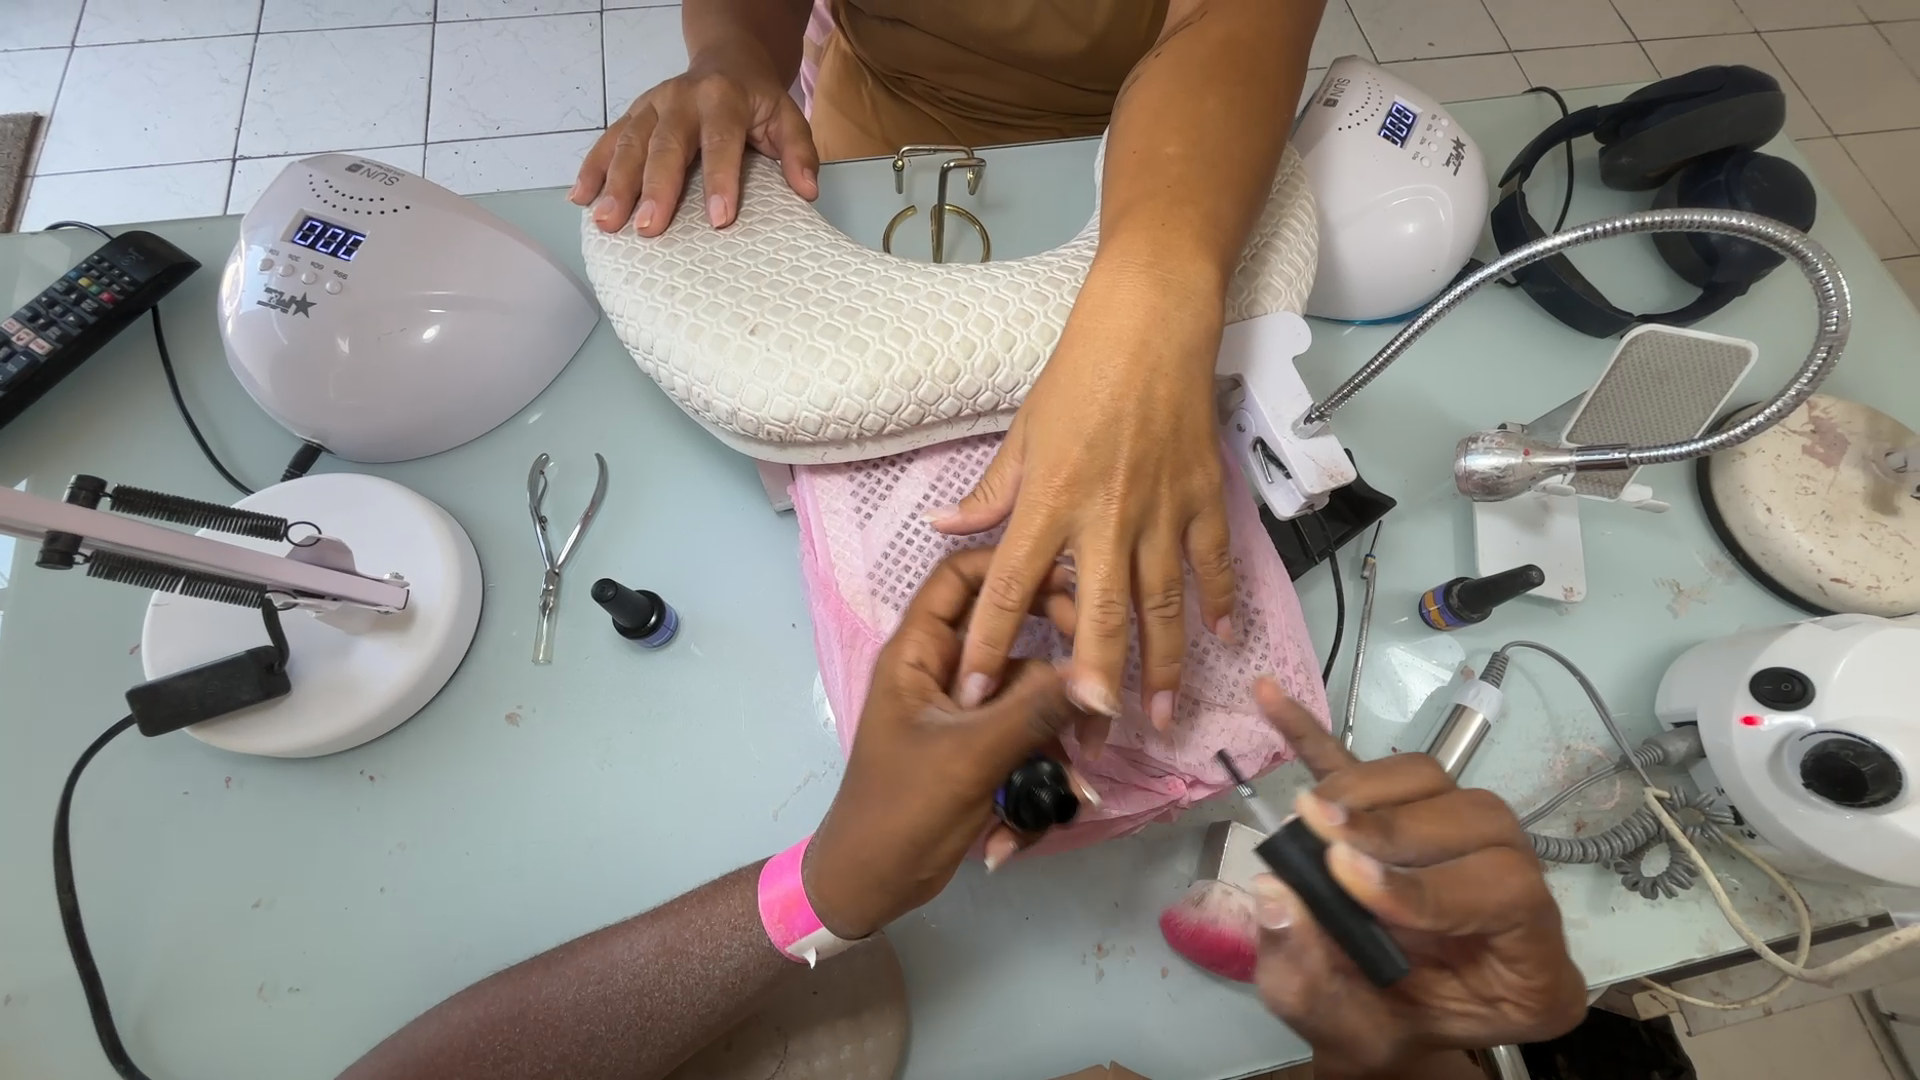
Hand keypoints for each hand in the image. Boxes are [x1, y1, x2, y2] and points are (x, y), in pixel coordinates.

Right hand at [571, 57, 817, 234]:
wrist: (728, 59)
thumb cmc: (759, 103)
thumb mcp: (789, 118)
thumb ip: (799, 153)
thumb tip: (808, 192)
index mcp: (722, 99)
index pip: (720, 142)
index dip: (720, 180)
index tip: (719, 220)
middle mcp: (680, 98)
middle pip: (664, 144)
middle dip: (654, 188)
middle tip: (647, 228)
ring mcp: (651, 105)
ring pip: (628, 143)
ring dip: (614, 184)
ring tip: (607, 222)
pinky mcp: (634, 115)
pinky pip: (608, 141)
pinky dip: (592, 169)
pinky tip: (580, 199)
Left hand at [802, 549, 1088, 938]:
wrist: (872, 887)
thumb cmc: (900, 811)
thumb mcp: (969, 757)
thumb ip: (1035, 711)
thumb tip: (1100, 677)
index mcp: (918, 651)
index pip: (958, 576)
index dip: (1008, 564)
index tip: (1069, 575)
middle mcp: (945, 670)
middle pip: (1010, 638)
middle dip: (1054, 674)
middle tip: (1093, 690)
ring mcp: (967, 710)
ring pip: (1028, 697)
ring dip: (1051, 744)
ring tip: (1070, 787)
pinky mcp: (984, 746)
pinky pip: (1026, 740)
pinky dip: (1035, 778)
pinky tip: (1021, 828)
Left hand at [931, 260, 1235, 730]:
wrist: (1149, 326)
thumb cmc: (1076, 378)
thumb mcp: (1021, 433)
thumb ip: (989, 492)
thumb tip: (945, 527)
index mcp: (1048, 502)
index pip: (1009, 587)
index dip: (989, 643)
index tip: (976, 695)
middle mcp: (1103, 519)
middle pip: (1097, 613)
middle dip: (1092, 680)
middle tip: (1090, 735)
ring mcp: (1161, 512)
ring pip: (1162, 602)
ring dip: (1163, 663)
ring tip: (1159, 716)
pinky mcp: (1204, 498)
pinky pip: (1213, 561)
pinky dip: (1219, 600)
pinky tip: (1221, 639)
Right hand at [1246, 679, 1586, 1077]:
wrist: (1357, 1010)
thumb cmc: (1363, 1027)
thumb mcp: (1334, 1023)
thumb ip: (1305, 974)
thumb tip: (1274, 894)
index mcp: (1527, 965)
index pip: (1508, 895)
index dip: (1427, 881)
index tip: (1344, 874)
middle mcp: (1511, 893)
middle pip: (1480, 821)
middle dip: (1392, 825)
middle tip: (1318, 830)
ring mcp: (1452, 840)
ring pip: (1435, 780)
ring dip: (1364, 787)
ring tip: (1308, 810)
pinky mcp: (1392, 808)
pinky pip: (1361, 760)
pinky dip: (1312, 734)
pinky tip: (1269, 700)